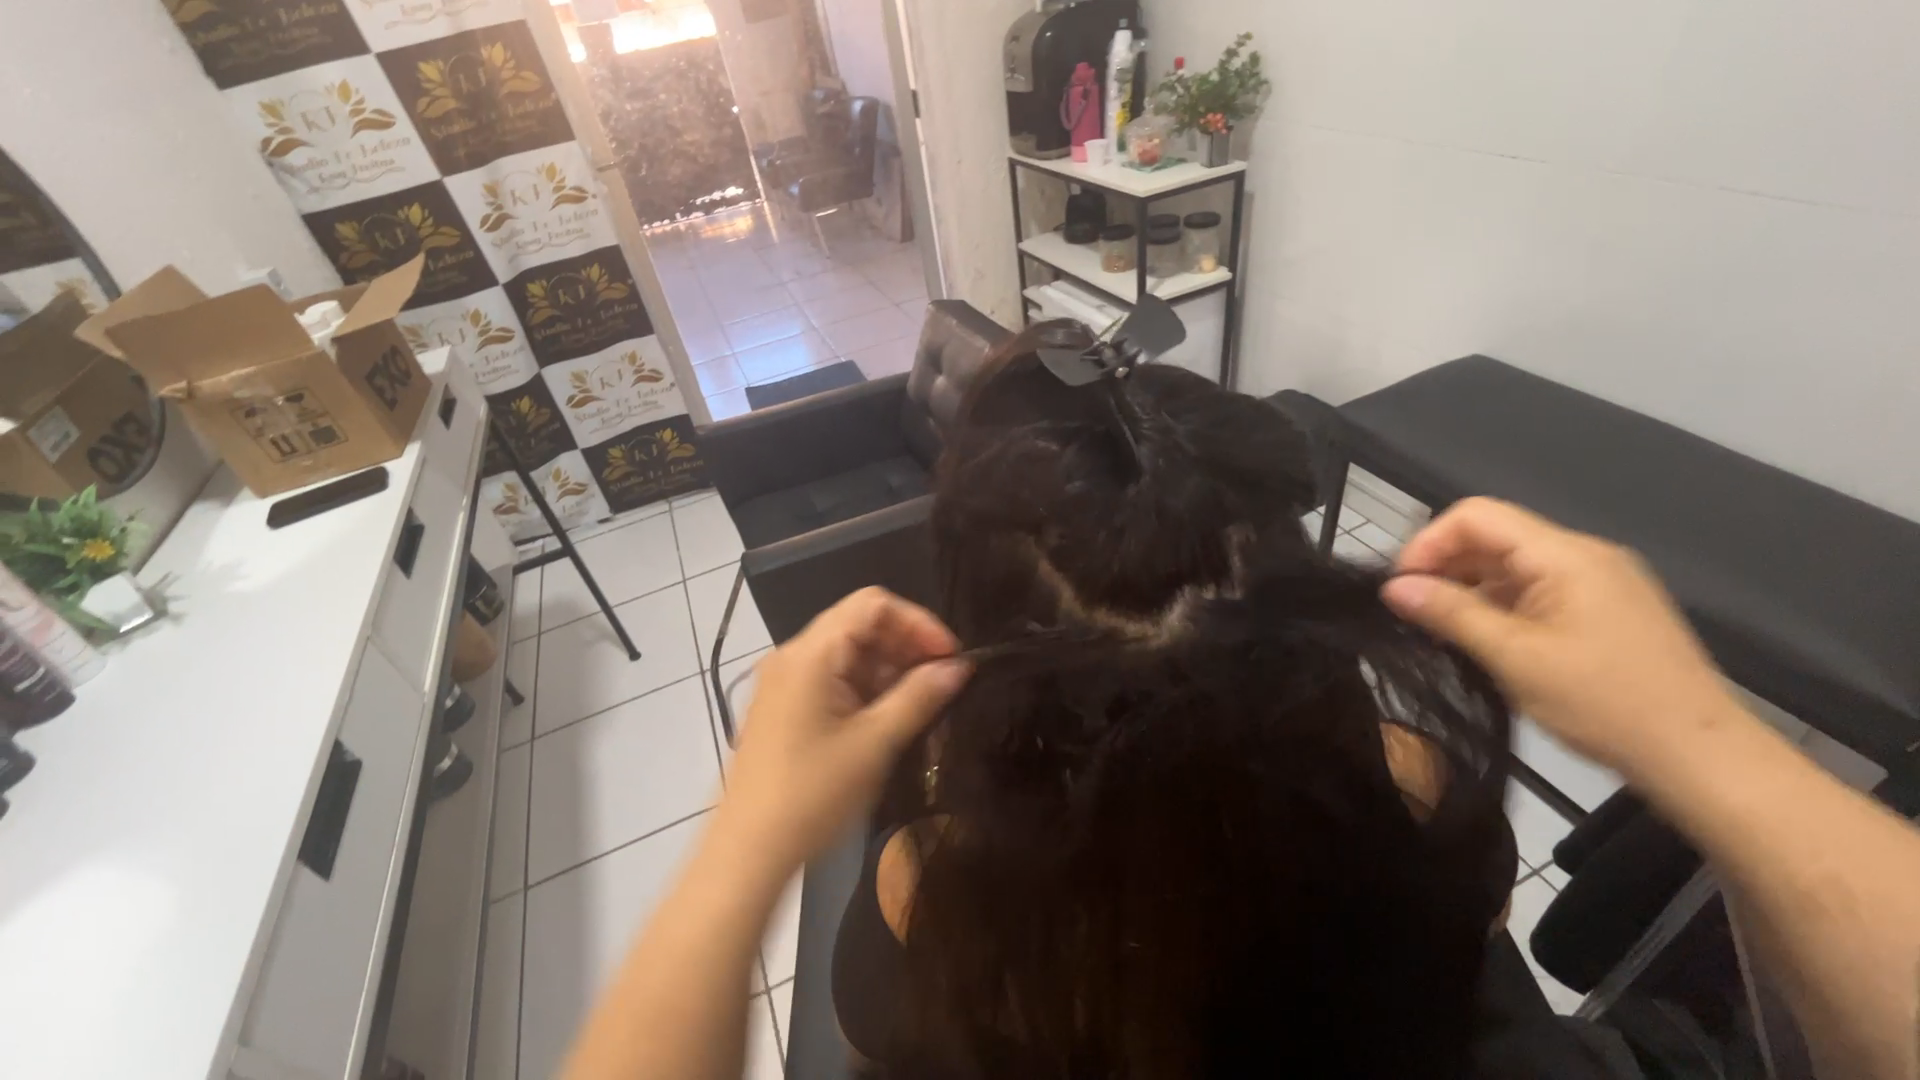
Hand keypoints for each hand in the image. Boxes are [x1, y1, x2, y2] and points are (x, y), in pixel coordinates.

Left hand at [715, 588, 971, 872]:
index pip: (873, 604)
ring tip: (923, 704)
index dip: (918, 622)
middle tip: (942, 682)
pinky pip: (833, 678)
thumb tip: (959, 667)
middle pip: (860, 624)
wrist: (747, 853)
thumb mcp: (875, 744)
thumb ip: (920, 697)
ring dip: (890, 669)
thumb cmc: (812, 795)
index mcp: (810, 653)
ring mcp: (785, 681)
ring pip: (849, 653)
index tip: (950, 658)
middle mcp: (793, 655)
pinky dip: (866, 688)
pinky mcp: (785, 707)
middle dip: (906, 646)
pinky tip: (890, 718)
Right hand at [1381, 498, 1742, 774]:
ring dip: (1468, 589)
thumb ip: (1451, 614)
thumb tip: (1393, 587)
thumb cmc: (1606, 703)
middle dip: (1444, 566)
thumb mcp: (1515, 658)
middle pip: (1494, 536)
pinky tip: (1484, 641)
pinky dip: (1498, 606)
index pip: (1477, 516)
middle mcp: (1584, 556)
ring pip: (1512, 566)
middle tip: (1412, 613)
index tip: (1401, 588)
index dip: (1428, 543)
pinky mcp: (1604, 609)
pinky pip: (1535, 590)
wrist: (1702, 756)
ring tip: (1441, 632)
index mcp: (1567, 555)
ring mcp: (1599, 582)